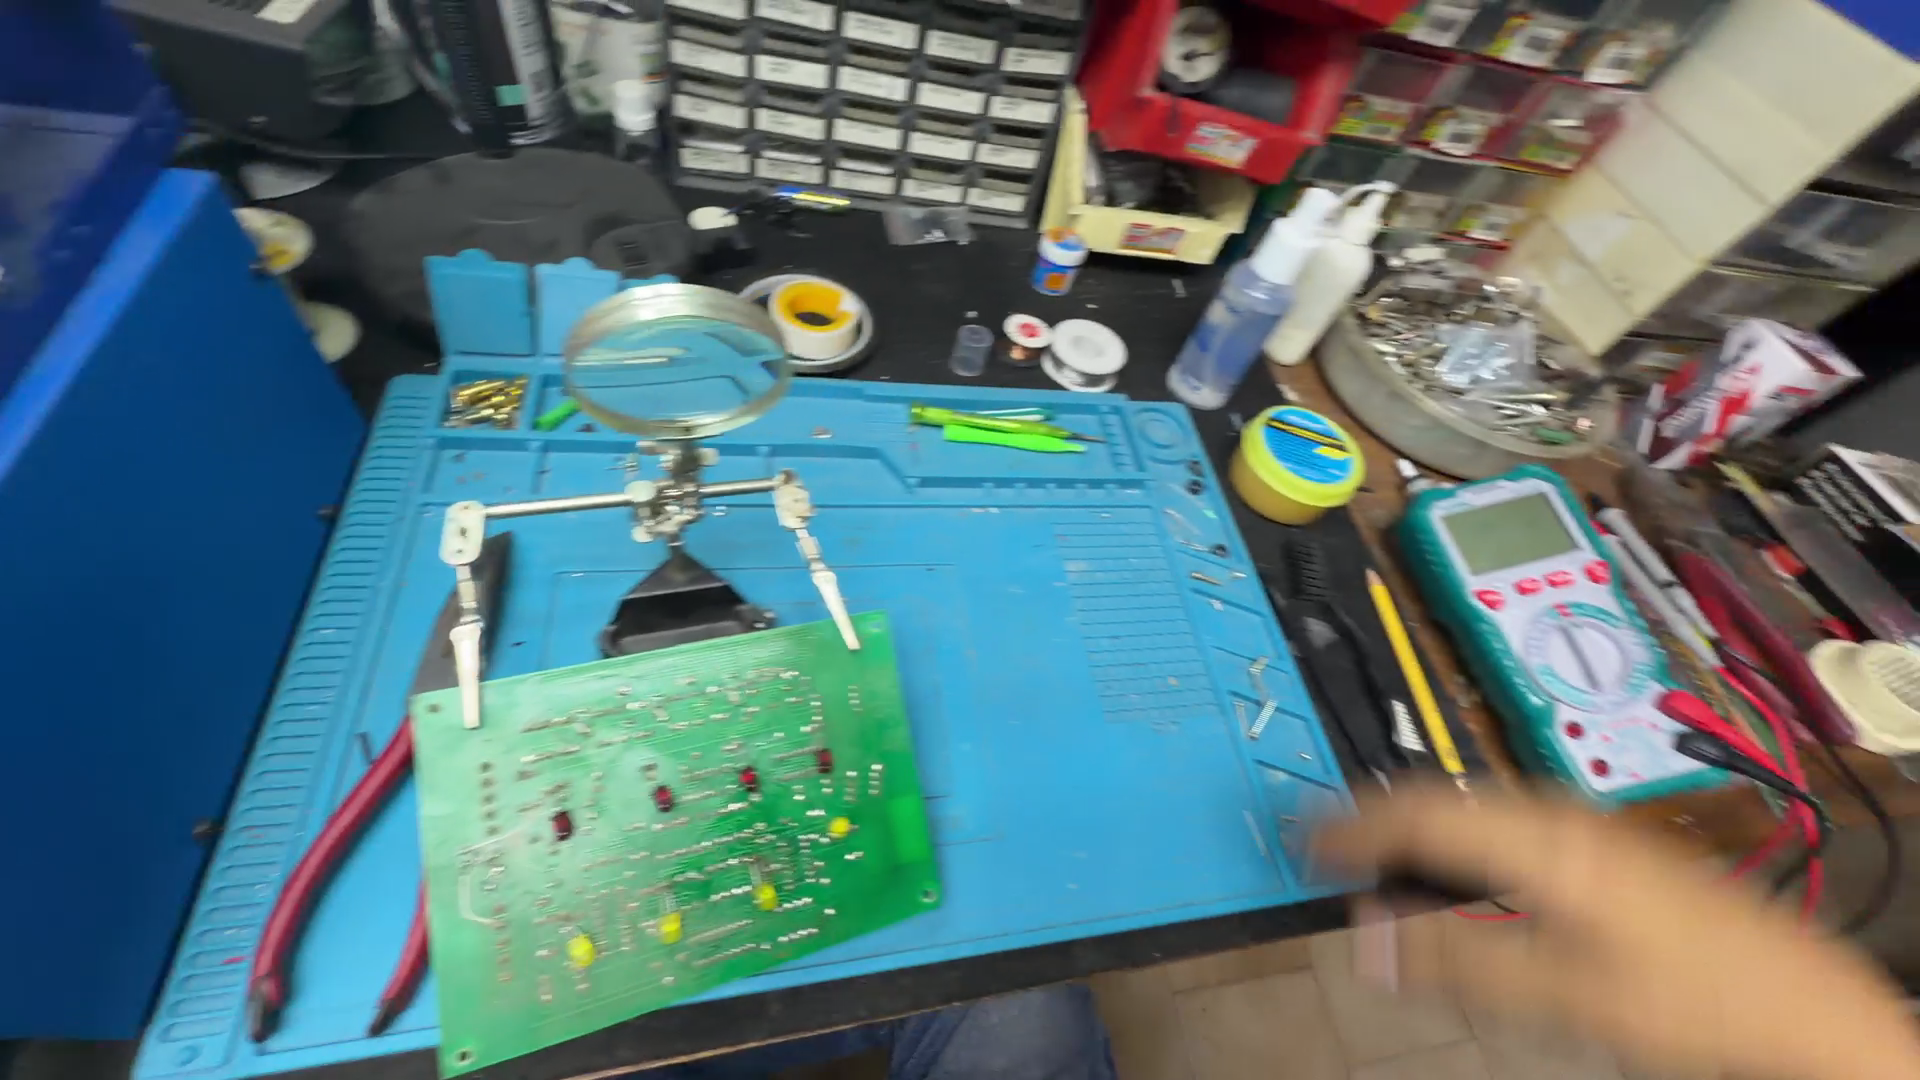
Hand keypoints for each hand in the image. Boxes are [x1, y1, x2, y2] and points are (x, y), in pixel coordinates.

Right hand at [1317, 785, 1919, 1079]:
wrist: (1817, 1009)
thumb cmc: (1686, 1002)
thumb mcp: (1565, 993)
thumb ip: (1455, 960)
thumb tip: (1361, 937)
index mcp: (1529, 835)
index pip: (1411, 812)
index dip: (1347, 826)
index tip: (1299, 844)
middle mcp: (1541, 811)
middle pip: (1429, 797)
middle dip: (1365, 817)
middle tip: (1317, 844)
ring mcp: (1567, 819)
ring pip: (1456, 803)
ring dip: (1402, 823)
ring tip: (1361, 849)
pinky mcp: (1586, 837)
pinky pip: (1486, 818)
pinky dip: (1442, 835)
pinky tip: (1439, 864)